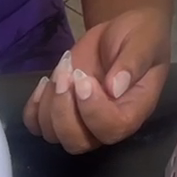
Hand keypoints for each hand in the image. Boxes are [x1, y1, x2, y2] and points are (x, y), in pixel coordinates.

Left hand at [24, 6, 170, 153]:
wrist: (118, 33)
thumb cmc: (139, 36)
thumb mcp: (143, 41)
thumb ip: (134, 63)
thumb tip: (115, 88)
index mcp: (132, 112)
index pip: (111, 129)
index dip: (92, 110)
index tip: (83, 79)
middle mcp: (103, 127)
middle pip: (76, 142)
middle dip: (64, 111)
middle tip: (68, 72)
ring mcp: (77, 124)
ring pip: (52, 134)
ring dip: (50, 103)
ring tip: (64, 67)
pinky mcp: (57, 115)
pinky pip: (35, 125)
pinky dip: (33, 108)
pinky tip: (45, 81)